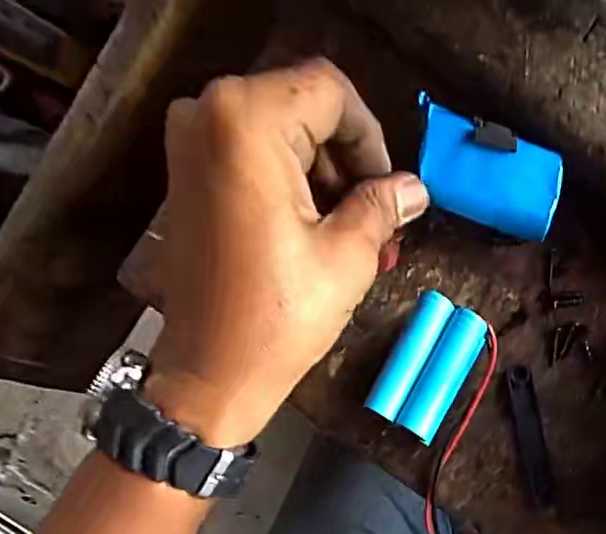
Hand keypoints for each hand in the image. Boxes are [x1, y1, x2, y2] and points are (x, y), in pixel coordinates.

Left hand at [145, 59, 429, 445]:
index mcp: (247, 122)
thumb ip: (382, 208)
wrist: (214, 370)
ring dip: (328, 180)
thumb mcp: (348, 259)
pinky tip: (321, 236)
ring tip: (358, 240)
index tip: (390, 192)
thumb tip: (415, 189)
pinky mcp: (190, 176)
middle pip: (305, 109)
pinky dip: (295, 187)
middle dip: (351, 163)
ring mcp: (192, 144)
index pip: (330, 91)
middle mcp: (209, 114)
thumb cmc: (280, 317)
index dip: (373, 139)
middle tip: (381, 224)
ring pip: (283, 135)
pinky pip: (256, 159)